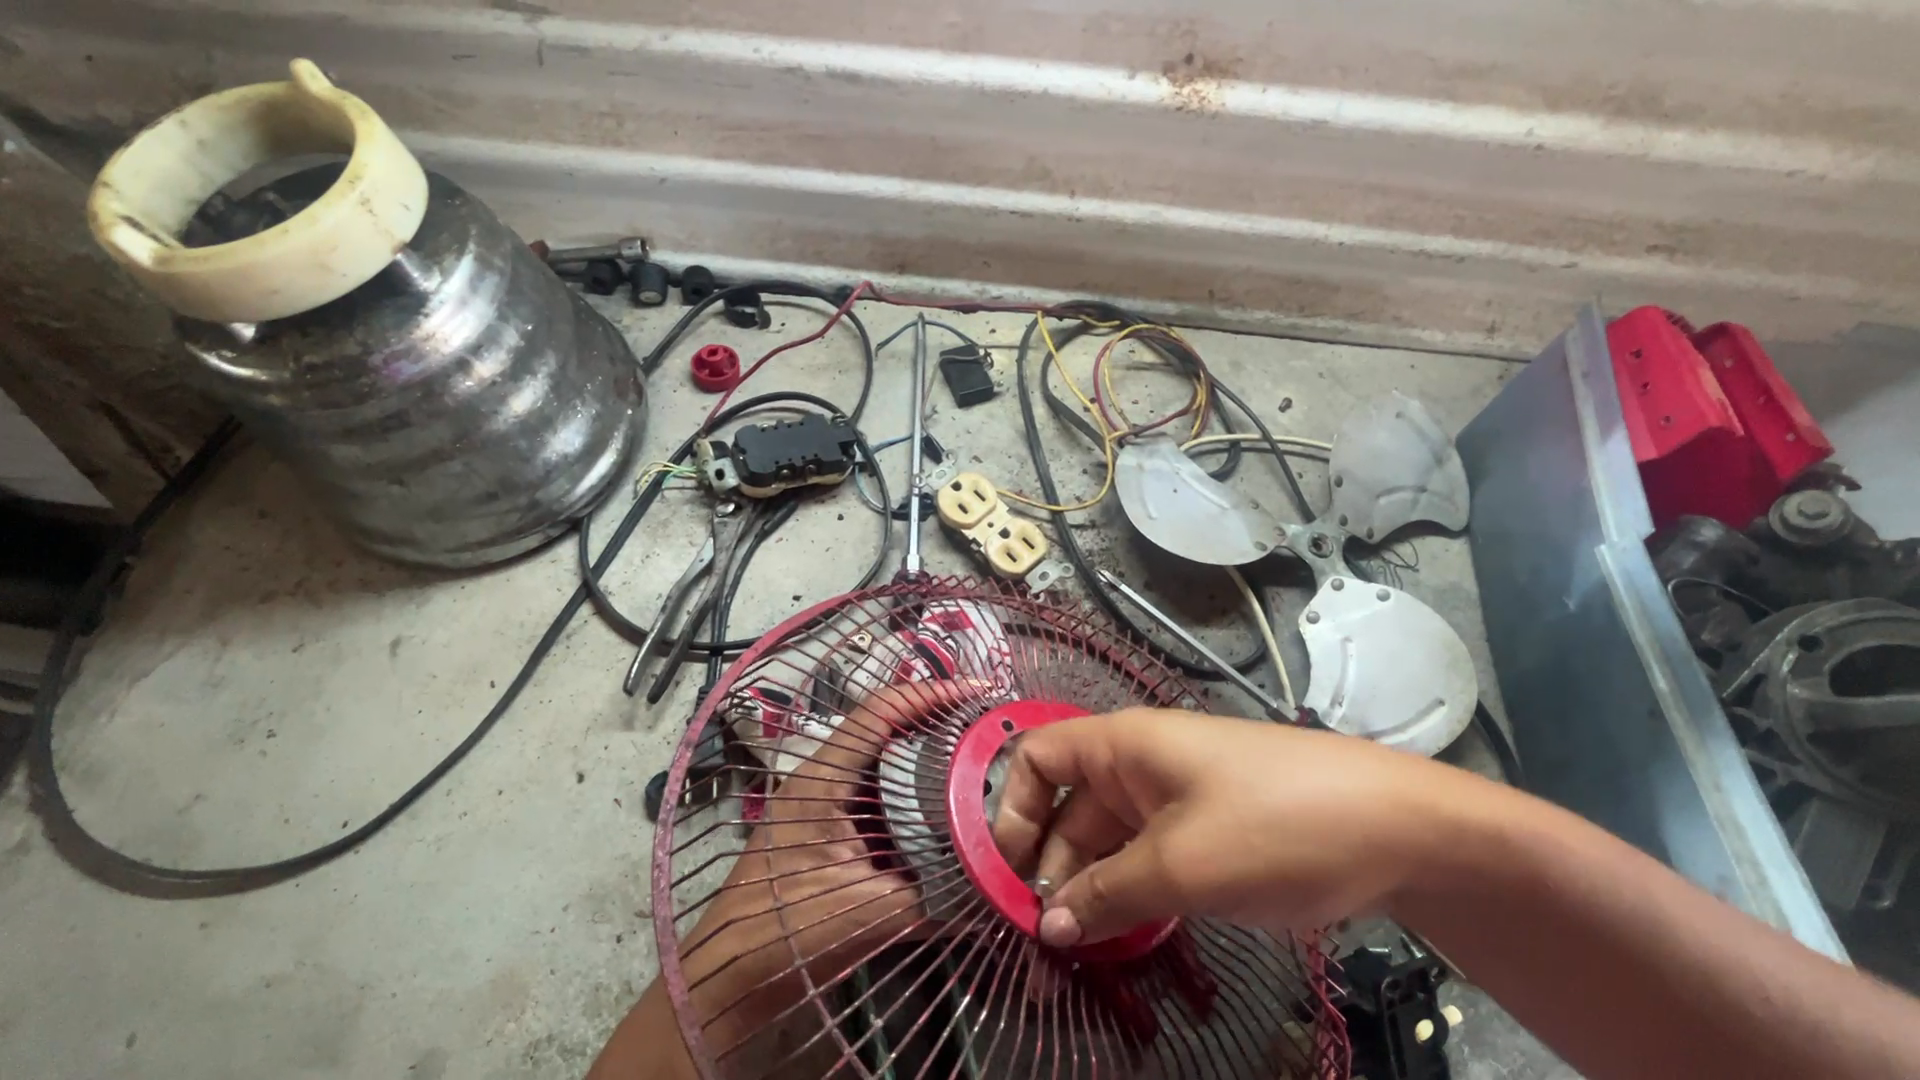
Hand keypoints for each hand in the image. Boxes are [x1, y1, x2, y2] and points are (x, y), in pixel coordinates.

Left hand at [678, 681, 981, 1045]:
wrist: (726, 980)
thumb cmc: (781, 937)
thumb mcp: (864, 916)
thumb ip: (934, 901)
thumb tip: (1000, 890)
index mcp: (823, 782)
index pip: (879, 713)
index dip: (929, 694)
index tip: (980, 691)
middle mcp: (823, 782)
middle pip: (887, 733)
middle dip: (939, 724)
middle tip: (992, 732)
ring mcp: (825, 807)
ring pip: (886, 767)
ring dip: (930, 763)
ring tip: (984, 767)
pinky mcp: (830, 834)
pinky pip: (881, 801)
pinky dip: (917, 799)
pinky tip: (953, 816)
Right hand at [991, 707, 1488, 947]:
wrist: (1400, 827)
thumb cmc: (1274, 826)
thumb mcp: (1180, 866)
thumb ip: (1106, 897)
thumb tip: (1047, 927)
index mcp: (1125, 746)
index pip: (1039, 757)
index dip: (1013, 808)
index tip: (1012, 874)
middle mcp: (1144, 763)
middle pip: (1071, 806)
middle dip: (1053, 864)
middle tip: (1051, 933)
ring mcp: (1181, 795)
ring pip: (1112, 837)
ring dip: (1095, 885)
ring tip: (1090, 944)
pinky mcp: (1214, 827)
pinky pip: (1152, 854)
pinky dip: (1135, 889)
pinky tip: (1137, 931)